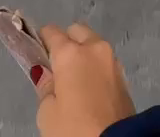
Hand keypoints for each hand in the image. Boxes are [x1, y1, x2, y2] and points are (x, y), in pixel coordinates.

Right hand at [35, 22, 135, 136]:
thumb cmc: (74, 130)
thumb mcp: (47, 114)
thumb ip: (44, 87)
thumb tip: (45, 72)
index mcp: (70, 53)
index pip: (52, 32)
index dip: (41, 39)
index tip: (36, 50)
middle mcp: (94, 47)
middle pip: (76, 31)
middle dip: (65, 41)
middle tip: (56, 67)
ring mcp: (112, 59)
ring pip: (93, 44)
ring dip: (83, 53)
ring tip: (74, 79)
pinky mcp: (123, 75)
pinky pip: (104, 60)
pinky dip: (95, 66)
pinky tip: (89, 87)